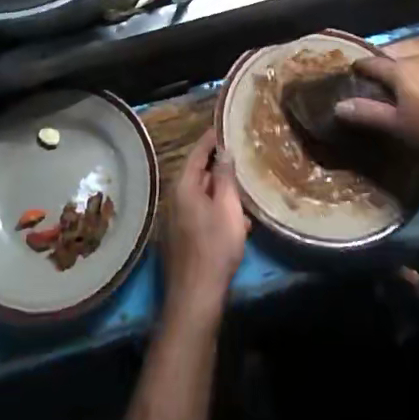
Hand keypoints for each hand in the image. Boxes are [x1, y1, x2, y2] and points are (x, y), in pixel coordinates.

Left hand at [162, 130, 247, 322]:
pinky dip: (217, 211)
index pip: (197, 153)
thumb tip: (223, 152)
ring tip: (244, 192)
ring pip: (201, 196)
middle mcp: (174, 198)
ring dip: (221, 193)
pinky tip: (237, 223)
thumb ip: (225, 177)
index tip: (223, 126)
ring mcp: (175, 218)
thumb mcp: (228, 208)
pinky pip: (200, 213)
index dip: (211, 139)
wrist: (196, 293)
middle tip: (239, 156)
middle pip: (198, 174)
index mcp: (183, 186)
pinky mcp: (181, 236)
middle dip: (218, 167)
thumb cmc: (215, 246)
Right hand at [334, 57, 418, 165]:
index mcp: (402, 73)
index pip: (374, 64)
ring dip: (416, 89)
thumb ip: (370, 115)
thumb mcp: (400, 125)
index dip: (361, 67)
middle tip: (378, 92)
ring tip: (411, 106)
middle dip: (389, 79)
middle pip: (400, 69)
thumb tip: (338, 105)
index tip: (351, 69)